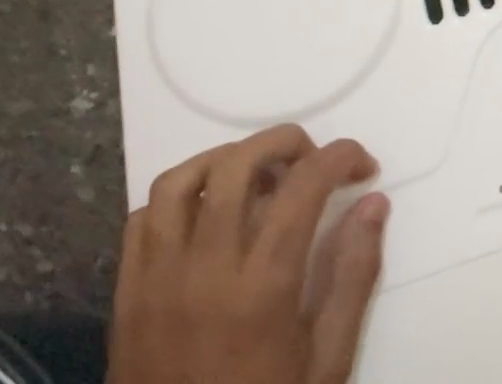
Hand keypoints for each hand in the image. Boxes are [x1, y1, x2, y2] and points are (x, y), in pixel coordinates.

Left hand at [108, 125, 389, 383]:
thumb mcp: (328, 359)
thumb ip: (354, 276)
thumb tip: (374, 204)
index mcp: (261, 287)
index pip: (303, 187)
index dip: (341, 158)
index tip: (364, 167)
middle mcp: (204, 270)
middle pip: (237, 165)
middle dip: (286, 142)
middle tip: (315, 158)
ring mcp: (156, 280)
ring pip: (180, 181)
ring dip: (226, 158)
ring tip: (260, 172)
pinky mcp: (127, 294)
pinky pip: (141, 219)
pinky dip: (178, 196)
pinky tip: (207, 210)